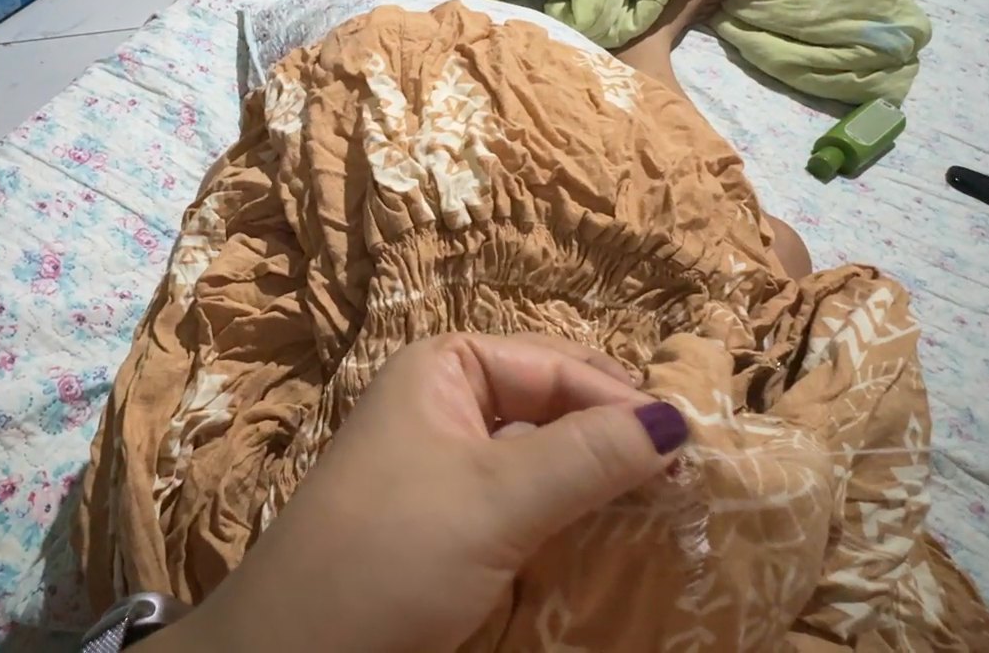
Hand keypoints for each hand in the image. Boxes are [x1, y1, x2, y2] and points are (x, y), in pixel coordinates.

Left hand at [134, 333, 690, 652]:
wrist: (297, 646)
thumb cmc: (393, 548)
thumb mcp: (495, 497)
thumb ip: (587, 456)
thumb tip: (678, 419)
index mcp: (445, 365)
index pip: (554, 366)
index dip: (620, 400)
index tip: (692, 448)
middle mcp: (446, 397)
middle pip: (549, 398)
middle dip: (611, 426)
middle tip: (682, 468)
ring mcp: (446, 454)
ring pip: (540, 445)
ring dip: (595, 466)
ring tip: (657, 493)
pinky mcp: (450, 509)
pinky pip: (523, 488)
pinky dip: (566, 500)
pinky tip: (604, 521)